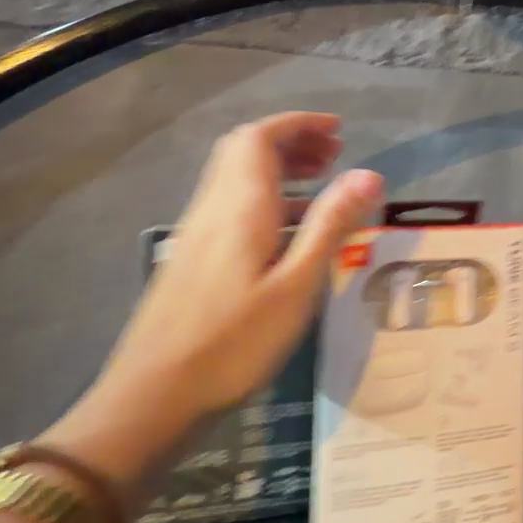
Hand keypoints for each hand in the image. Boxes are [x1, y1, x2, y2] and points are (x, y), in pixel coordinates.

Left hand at [39, 112, 383, 499]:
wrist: (153, 398)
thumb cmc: (234, 342)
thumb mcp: (297, 285)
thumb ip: (331, 225)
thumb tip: (370, 173)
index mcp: (240, 207)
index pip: (260, 137)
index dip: (299, 124)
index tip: (339, 130)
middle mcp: (214, 209)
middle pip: (245, 151)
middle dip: (291, 141)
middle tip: (335, 155)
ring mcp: (198, 235)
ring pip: (237, 178)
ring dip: (280, 169)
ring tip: (324, 186)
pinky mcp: (194, 260)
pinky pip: (234, 206)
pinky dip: (269, 198)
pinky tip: (293, 233)